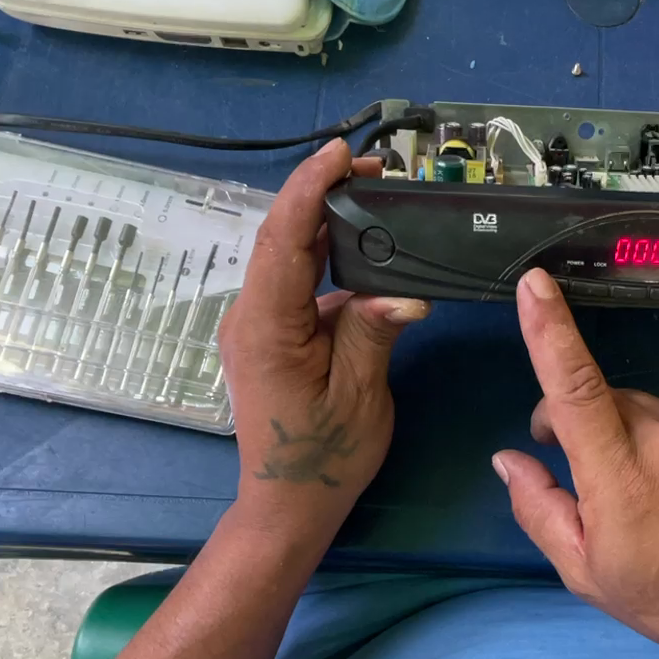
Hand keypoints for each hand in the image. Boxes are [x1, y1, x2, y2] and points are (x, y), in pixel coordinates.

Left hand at [219, 139, 428, 541]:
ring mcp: (259, 325)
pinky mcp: (273, 336)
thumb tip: (406, 292)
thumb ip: (374, 333)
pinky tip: (365, 254)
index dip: (310, 189)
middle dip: (324, 198)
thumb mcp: (359, 395)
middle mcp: (252, 316)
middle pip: (283, 239)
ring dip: (328, 227)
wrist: (288, 503)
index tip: (342, 154)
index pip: (284, 239)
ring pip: (290, 260)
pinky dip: (329, 261)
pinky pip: (298, 285)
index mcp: (267, 326)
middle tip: (378, 174)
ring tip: (377, 201)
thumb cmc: (324, 457)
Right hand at [491, 268, 658, 658]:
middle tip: (587, 478)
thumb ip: (537, 508)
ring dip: (624, 428)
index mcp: (622, 480)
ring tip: (643, 487)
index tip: (535, 285)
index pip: (577, 391)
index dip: (551, 333)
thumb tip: (509, 456)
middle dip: (579, 421)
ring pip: (641, 404)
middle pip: (603, 398)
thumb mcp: (582, 570)